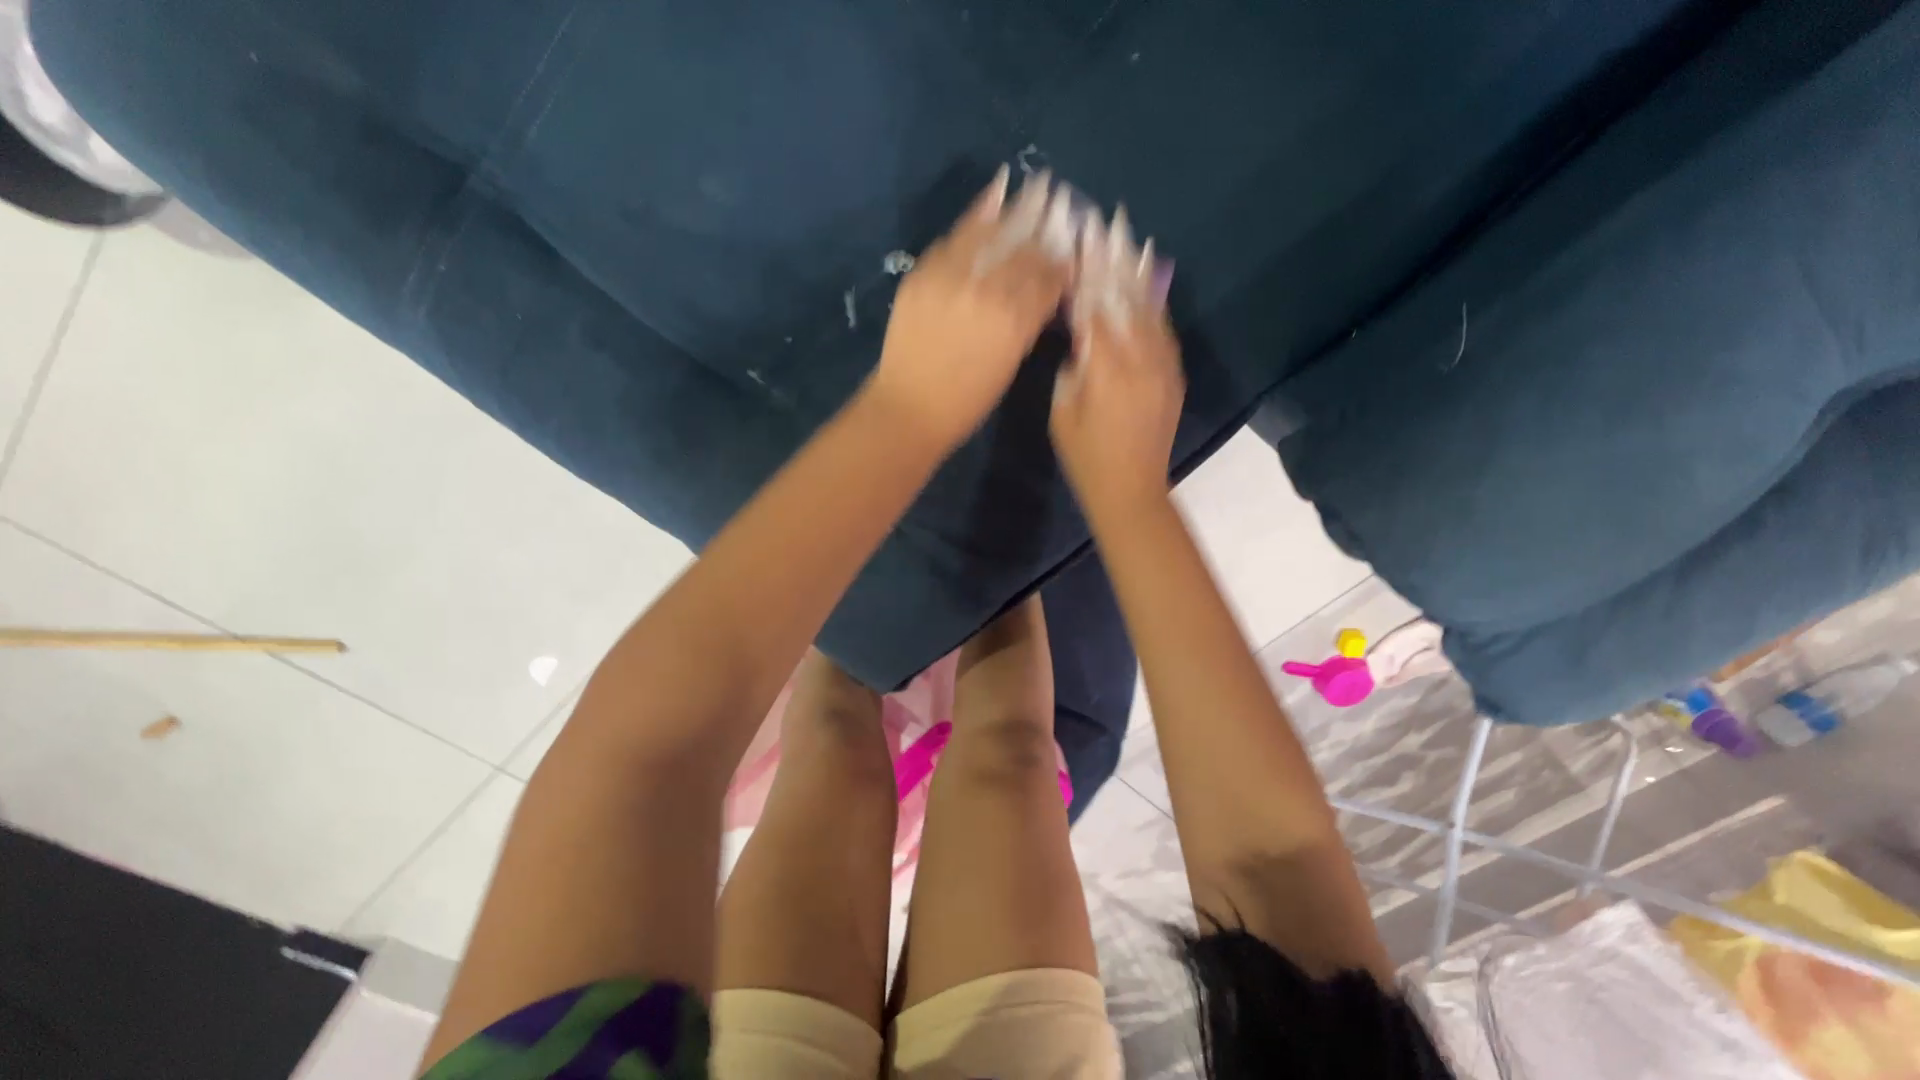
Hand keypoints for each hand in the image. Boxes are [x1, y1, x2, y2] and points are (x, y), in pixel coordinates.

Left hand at [867, 166, 1071, 449]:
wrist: (909, 406)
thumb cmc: (967, 400)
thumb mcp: (1011, 362)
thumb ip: (1029, 321)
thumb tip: (1044, 292)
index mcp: (1014, 318)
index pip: (1049, 277)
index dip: (1064, 264)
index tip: (1074, 254)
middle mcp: (986, 288)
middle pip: (1025, 250)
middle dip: (1047, 232)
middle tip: (1064, 210)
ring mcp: (951, 276)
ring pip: (992, 233)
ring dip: (1017, 212)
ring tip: (1037, 189)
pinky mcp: (925, 272)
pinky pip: (956, 236)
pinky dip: (977, 216)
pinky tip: (995, 195)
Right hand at [1051, 210, 1185, 520]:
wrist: (1131, 489)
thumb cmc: (1085, 456)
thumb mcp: (1063, 408)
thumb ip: (1073, 364)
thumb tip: (1080, 334)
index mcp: (1107, 366)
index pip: (1095, 305)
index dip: (1086, 269)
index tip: (1078, 238)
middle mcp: (1140, 358)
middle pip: (1126, 297)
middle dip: (1115, 257)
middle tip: (1108, 221)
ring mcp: (1162, 365)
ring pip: (1149, 308)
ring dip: (1137, 272)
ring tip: (1129, 238)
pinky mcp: (1173, 375)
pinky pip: (1163, 330)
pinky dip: (1152, 303)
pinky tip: (1145, 282)